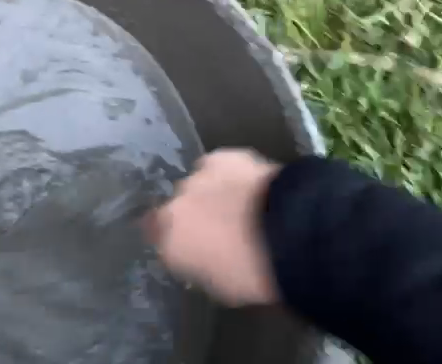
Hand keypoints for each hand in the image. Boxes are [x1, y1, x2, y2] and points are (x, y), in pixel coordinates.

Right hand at [147, 148, 281, 306]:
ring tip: (238, 207)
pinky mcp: (221, 156)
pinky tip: (248, 186)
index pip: (156, 236)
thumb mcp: (220, 285)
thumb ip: (199, 265)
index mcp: (170, 241)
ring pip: (198, 185)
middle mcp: (175, 205)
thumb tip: (200, 257)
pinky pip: (220, 166)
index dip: (172, 238)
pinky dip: (230, 175)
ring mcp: (197, 176)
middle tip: (219, 229)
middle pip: (178, 208)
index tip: (187, 244)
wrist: (285, 234)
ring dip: (211, 194)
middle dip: (193, 215)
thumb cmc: (252, 273)